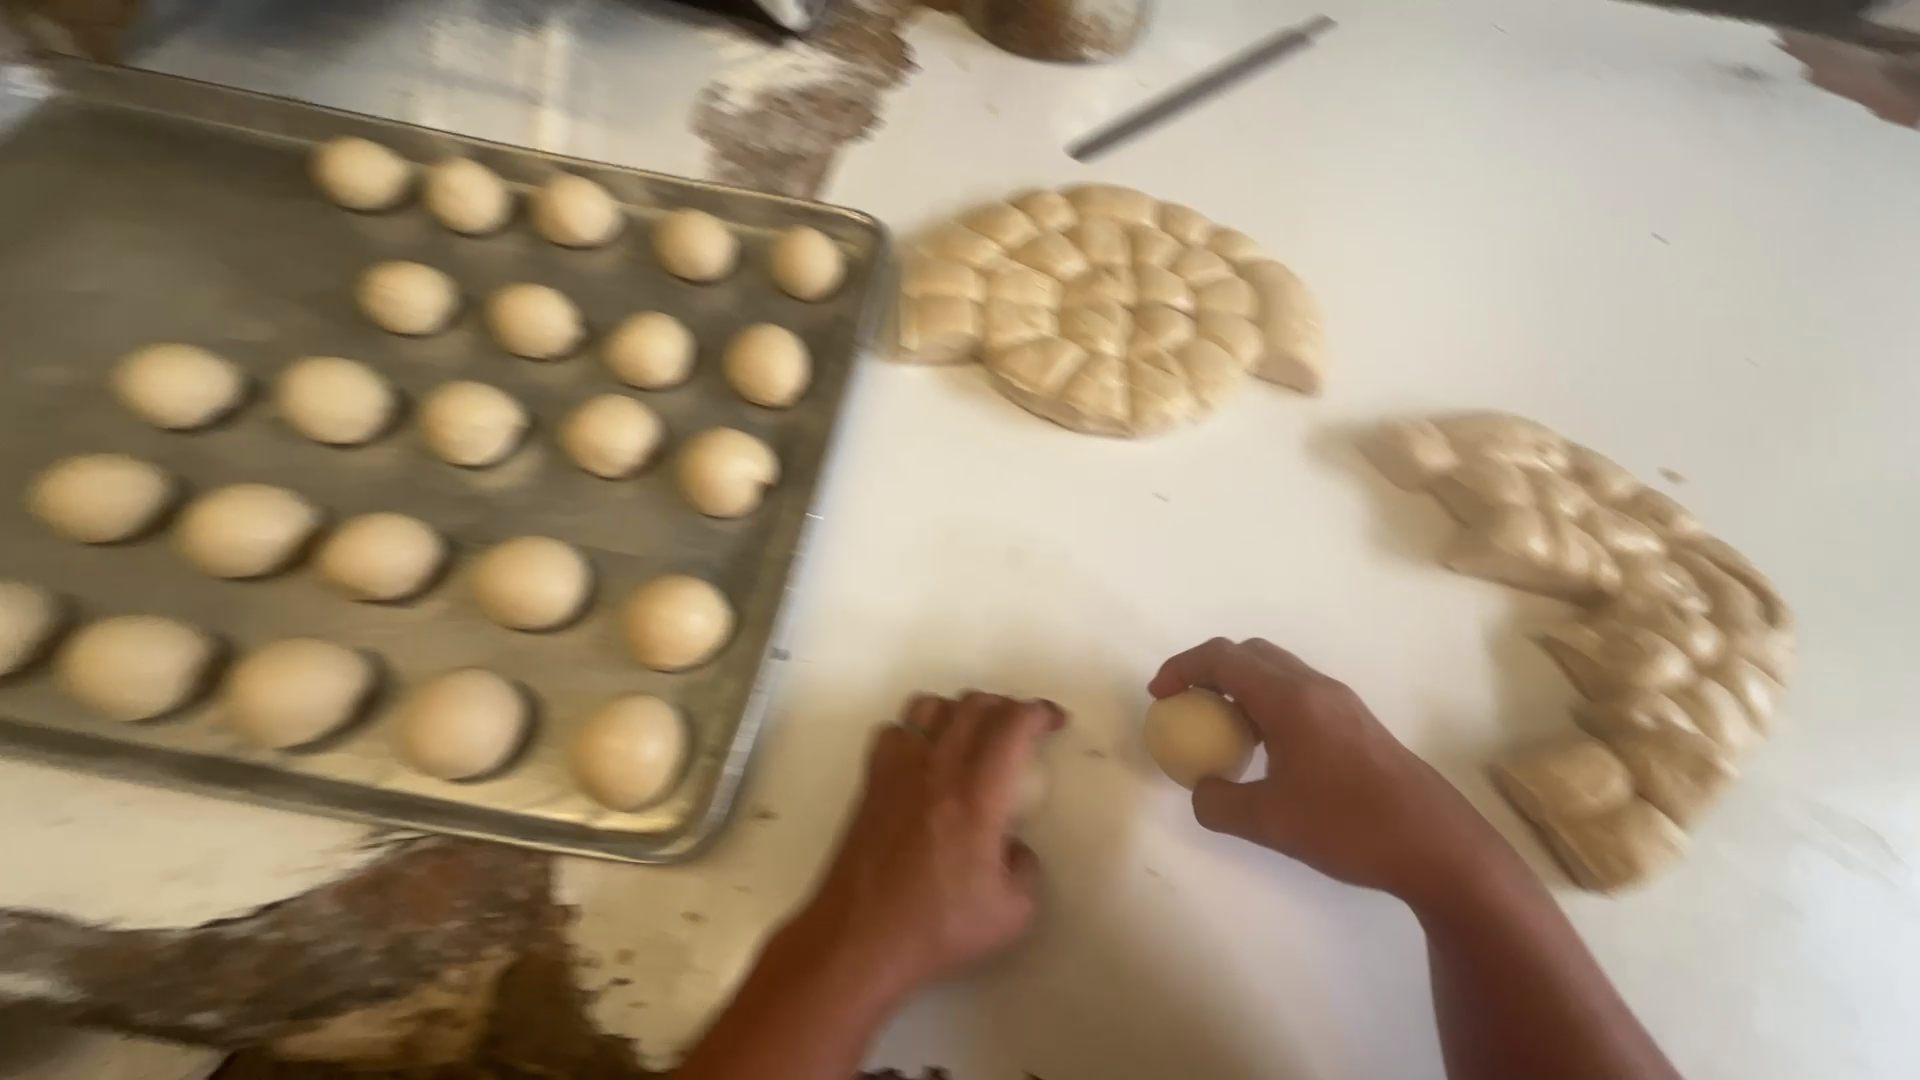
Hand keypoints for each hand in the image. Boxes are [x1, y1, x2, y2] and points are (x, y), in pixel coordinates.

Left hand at [786, 692, 1064, 1006]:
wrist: (859, 938)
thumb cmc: (937, 927)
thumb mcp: (1013, 912)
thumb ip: (1027, 867)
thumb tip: (1012, 844)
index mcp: (978, 795)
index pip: (1013, 724)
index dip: (1039, 712)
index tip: (1054, 721)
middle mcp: (938, 767)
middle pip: (974, 704)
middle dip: (1006, 706)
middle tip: (1021, 729)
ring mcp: (899, 769)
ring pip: (931, 705)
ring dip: (960, 709)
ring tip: (973, 734)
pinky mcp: (872, 780)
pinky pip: (895, 729)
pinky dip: (916, 729)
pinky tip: (925, 754)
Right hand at [1150, 638, 1507, 902]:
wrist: (1440, 849)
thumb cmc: (1348, 828)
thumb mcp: (1267, 823)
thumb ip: (1217, 802)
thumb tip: (1201, 789)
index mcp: (1289, 700)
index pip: (1222, 659)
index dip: (1182, 668)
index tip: (1160, 697)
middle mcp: (1314, 688)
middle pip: (1250, 654)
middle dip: (1209, 671)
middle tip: (1188, 706)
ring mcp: (1341, 703)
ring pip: (1277, 671)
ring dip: (1240, 687)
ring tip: (1223, 731)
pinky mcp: (1357, 723)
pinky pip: (1298, 693)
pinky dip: (1266, 704)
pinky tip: (1267, 750)